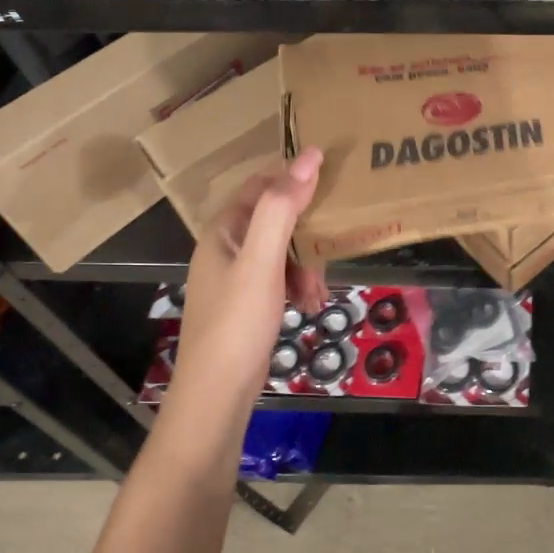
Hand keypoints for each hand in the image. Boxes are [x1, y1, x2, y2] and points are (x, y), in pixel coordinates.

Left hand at [160, 148, 328, 451]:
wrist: (216, 398)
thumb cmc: (237, 324)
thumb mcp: (262, 261)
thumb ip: (282, 208)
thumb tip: (310, 155)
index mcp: (222, 231)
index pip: (261, 184)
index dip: (294, 174)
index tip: (334, 172)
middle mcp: (226, 248)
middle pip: (275, 216)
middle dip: (307, 226)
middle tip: (337, 234)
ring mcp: (236, 277)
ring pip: (283, 249)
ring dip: (307, 260)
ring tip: (321, 286)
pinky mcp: (248, 303)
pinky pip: (281, 277)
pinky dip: (299, 284)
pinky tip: (311, 303)